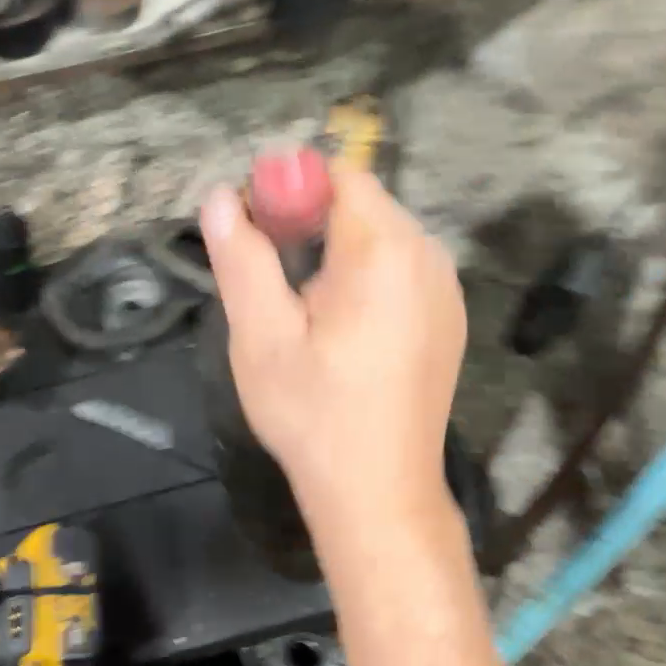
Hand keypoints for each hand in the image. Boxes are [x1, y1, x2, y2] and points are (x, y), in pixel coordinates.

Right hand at [198, 166, 465, 519]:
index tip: (251, 238)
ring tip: (299, 318)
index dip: (286, 192)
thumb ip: (241, 261)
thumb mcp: (260, 338)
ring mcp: (444, 289)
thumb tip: (219, 198)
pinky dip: (361, 284)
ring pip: (377, 240)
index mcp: (384, 251)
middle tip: (267, 287)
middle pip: (359, 206)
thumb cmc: (312, 413)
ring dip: (331, 257)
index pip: (337, 175)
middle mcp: (428, 255)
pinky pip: (397, 274)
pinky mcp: (446, 319)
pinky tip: (338, 337)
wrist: (377, 489)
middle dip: (306, 227)